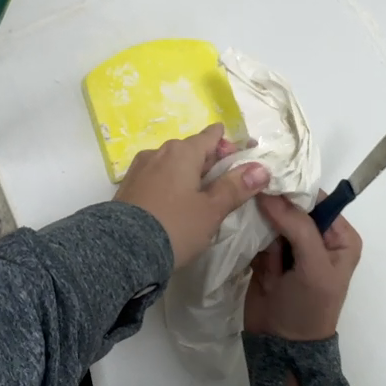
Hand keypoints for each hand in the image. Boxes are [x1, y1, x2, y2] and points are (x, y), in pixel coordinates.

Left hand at [114, 124, 270, 267]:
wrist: (124, 248)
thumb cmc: (175, 226)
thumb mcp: (211, 210)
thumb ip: (235, 187)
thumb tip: (261, 167)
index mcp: (183, 152)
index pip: (210, 136)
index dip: (227, 143)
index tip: (239, 154)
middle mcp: (160, 151)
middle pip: (191, 148)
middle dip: (209, 160)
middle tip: (224, 181)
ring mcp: (141, 166)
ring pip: (172, 161)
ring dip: (188, 171)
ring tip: (200, 194)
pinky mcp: (129, 184)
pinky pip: (157, 174)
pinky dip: (170, 181)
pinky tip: (174, 201)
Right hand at [243, 193, 361, 341]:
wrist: (279, 345)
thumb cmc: (309, 308)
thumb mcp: (314, 267)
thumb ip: (298, 227)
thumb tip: (268, 191)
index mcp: (339, 236)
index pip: (316, 197)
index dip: (292, 186)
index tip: (268, 175)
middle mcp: (317, 234)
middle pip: (290, 201)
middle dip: (271, 200)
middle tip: (251, 192)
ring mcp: (290, 242)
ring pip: (270, 212)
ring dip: (257, 215)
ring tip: (244, 213)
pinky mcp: (267, 250)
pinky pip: (255, 227)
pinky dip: (247, 227)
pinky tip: (239, 225)